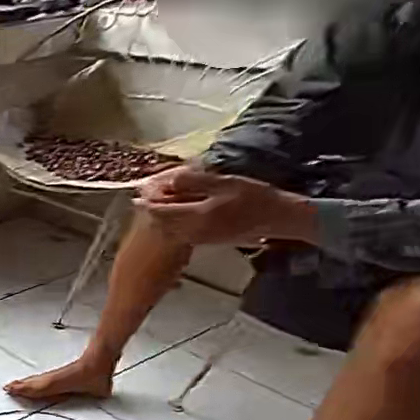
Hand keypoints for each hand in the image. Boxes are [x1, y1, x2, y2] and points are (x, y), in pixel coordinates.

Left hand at [137, 167, 317, 245]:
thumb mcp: (226, 183)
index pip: (158, 211)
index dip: (147, 200)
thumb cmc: (255, 198)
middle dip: (153, 206)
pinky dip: (173, 219)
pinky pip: (178, 231)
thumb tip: (170, 179)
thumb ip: (195, 182)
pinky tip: (180, 206)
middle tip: (151, 190)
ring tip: (165, 196)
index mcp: (194, 217)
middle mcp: (190, 232)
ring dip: (162, 213)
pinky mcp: (202, 241)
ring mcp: (195, 238)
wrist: (277, 220)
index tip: (142, 188)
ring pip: (166, 227)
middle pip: (158, 221)